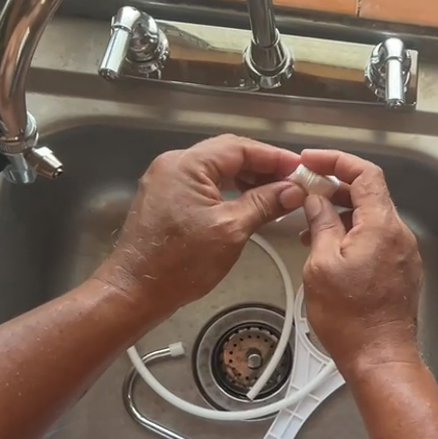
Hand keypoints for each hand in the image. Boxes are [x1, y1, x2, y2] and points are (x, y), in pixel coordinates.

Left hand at [94, 135, 301, 315]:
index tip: (301, 169)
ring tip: (277, 194)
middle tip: (293, 181)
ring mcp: (168, 181)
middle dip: (263, 166)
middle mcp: (174, 165)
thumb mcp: (231, 229)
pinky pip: (205, 184)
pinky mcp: (167, 199)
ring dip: (248, 178)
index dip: (274, 156)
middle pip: (228, 153)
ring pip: (217, 169)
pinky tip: (250, 202)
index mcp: (187, 165)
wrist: (136, 290)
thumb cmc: (181, 262)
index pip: (240, 148)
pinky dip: (230, 189)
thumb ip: (264, 203)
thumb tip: (294, 190)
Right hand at [298, 148, 422, 375]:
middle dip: (336, 187)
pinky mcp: (401, 270)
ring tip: (310, 226)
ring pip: (373, 218)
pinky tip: (330, 248)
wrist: (380, 356)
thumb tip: (316, 200)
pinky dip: (354, 234)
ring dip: (342, 213)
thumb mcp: (321, 265)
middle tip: (305, 193)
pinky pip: (378, 239)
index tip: (311, 161)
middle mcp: (400, 234)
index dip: (336, 161)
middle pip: (370, 194)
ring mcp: (404, 253)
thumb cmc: (350, 317)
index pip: (365, 173)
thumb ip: (320, 224)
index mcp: (382, 226)